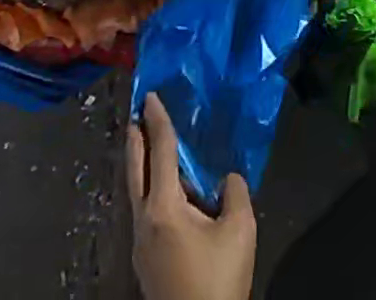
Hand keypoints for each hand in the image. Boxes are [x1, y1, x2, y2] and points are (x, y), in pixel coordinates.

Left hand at [129, 93, 255, 299]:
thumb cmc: (218, 278)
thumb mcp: (239, 228)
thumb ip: (234, 192)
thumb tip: (226, 179)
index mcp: (164, 208)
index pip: (161, 153)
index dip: (158, 121)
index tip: (151, 97)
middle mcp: (144, 220)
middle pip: (135, 171)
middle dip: (136, 140)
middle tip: (138, 113)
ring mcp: (140, 242)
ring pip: (137, 191)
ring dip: (141, 164)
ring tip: (149, 143)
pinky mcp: (146, 258)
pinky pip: (145, 209)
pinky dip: (150, 186)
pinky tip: (167, 188)